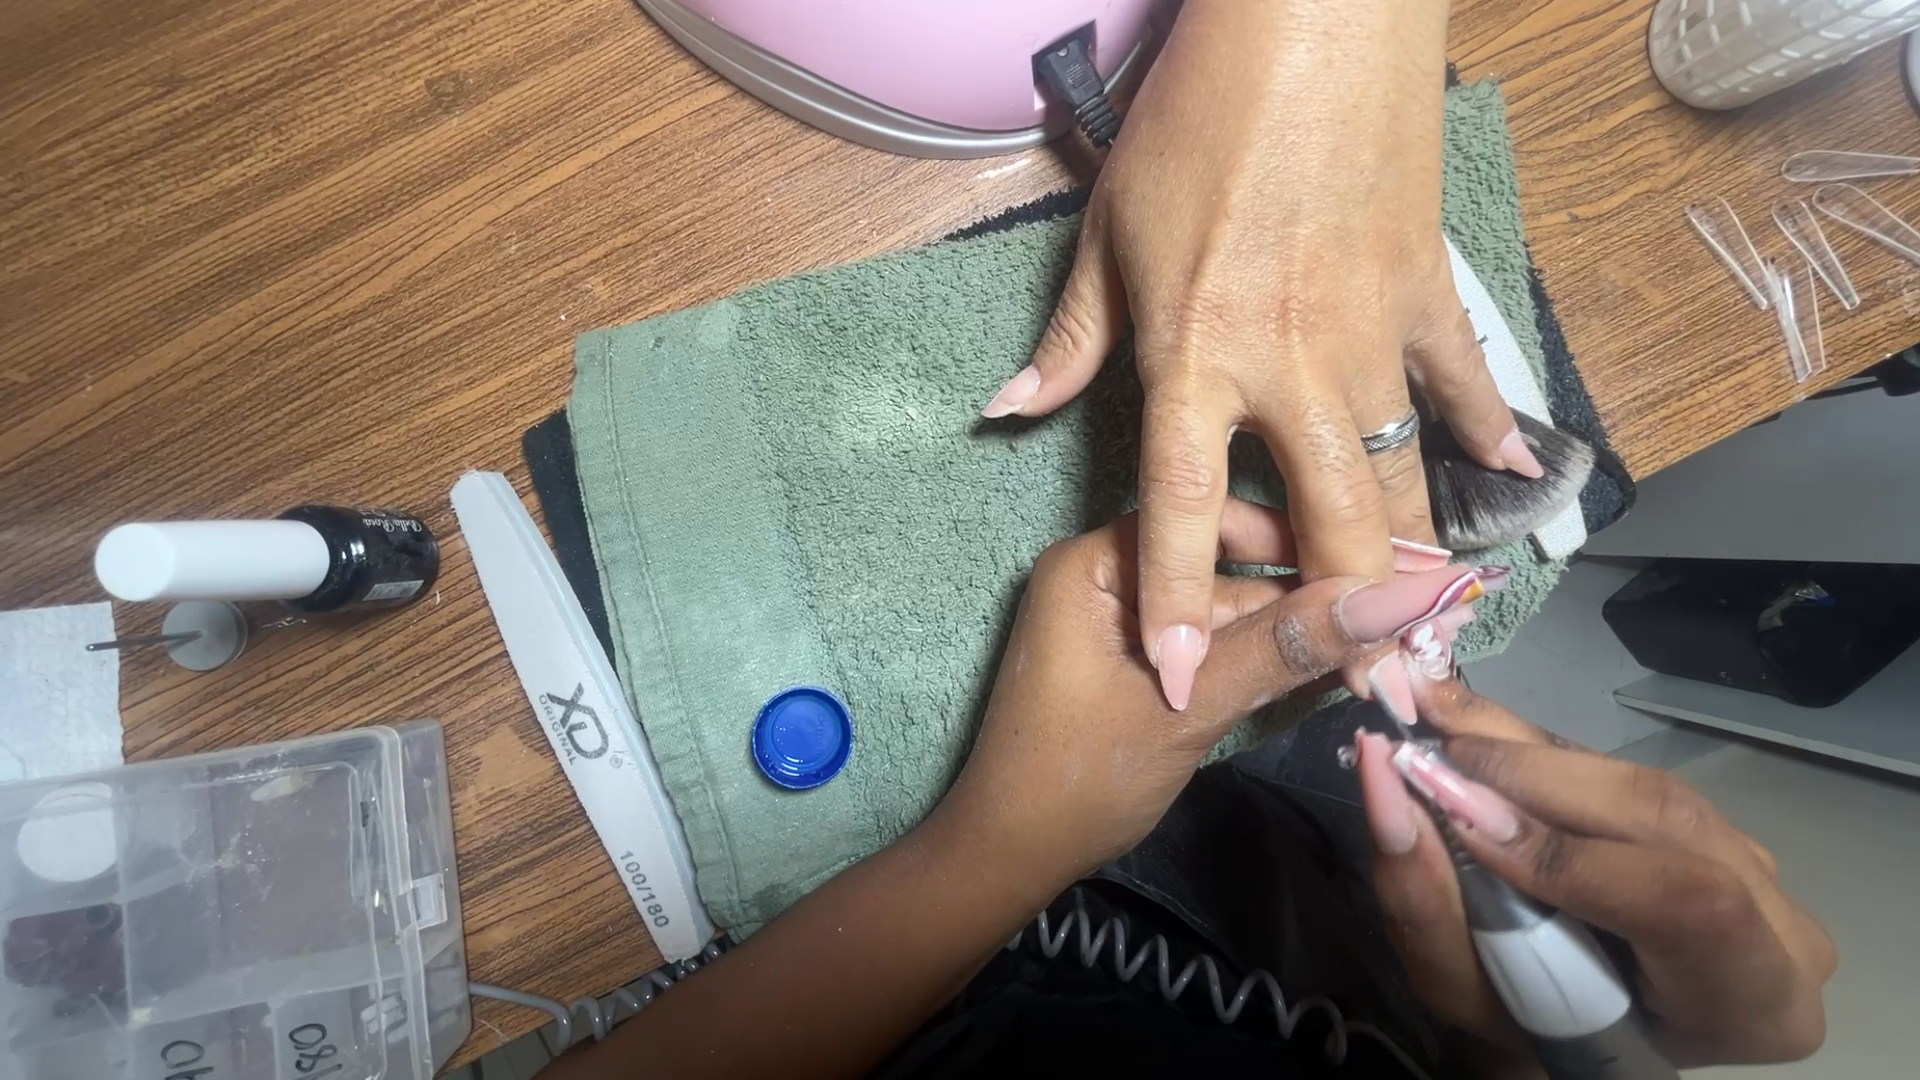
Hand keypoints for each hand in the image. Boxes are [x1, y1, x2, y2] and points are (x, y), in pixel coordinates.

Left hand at [938, 499, 1494, 884]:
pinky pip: (1200, 641)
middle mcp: (1101, 573)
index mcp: (1091, 561)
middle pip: (1217, 567)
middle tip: (1411, 608)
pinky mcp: (1127, 656)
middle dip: (1305, 595)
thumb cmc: (1080, 777)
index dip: (1301, 539)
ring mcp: (1113, 617)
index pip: (1207, 519)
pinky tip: (1327, 662)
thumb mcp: (1186, 708)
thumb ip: (1283, 648)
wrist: (1012, 853)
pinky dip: (1253, 656)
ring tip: (1391, 638)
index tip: (1395, 556)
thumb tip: (1400, 595)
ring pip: (1217, 609)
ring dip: (1289, 630)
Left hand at [978, 0, 1534, 710]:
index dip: (1177, 603)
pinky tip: (1505, 487)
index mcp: (1192, 359)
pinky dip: (1488, 434)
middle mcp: (1287, 368)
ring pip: (1401, 474)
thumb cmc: (1190, 131)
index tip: (1183, 683)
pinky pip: (1468, 383)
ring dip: (1411, 556)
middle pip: (1322, 520)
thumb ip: (1069, 343)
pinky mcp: (1432, 293)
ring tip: (1421, 627)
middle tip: (1358, 687)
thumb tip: (1008, 408)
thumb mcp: (1106, 240)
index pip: (1177, 509)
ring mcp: (1372, 334)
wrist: (1309, 20)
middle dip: (1342, 614)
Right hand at [1355, 677, 1835, 1072]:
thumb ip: (1422, 898)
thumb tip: (1382, 780)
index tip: (1456, 819)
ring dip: (1511, 742)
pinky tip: (1454, 721)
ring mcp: (1735, 853)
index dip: (1565, 853)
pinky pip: (1598, 758)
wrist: (1557, 1010)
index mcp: (1743, 1000)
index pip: (1686, 904)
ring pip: (1625, 772)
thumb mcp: (1456, 987)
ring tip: (1424, 720)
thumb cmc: (1516, 1019)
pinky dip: (1515, 735)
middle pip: (1656, 811)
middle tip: (1419, 749)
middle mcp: (1771, 919)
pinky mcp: (1680, 811)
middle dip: (1523, 771)